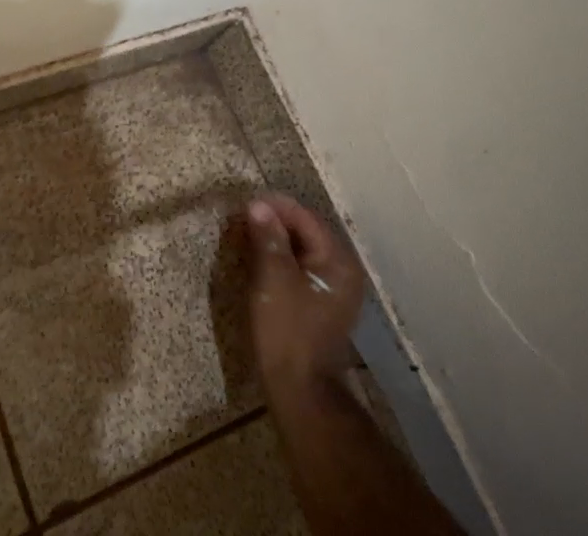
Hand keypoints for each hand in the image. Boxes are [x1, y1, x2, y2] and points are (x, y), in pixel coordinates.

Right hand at [245, 193, 365, 391]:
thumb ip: (268, 238)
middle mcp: (344, 272)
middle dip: (277, 222)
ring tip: (247, 234)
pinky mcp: (321, 305)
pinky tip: (260, 260)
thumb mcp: (273, 279)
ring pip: (304, 252)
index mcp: (338, 262)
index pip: (308, 220)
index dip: (277, 207)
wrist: (298, 387)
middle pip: (308, 234)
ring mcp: (334, 291)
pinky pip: (302, 270)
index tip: (247, 201)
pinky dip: (282, 260)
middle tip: (244, 216)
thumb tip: (258, 205)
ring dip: (277, 241)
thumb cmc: (286, 330)